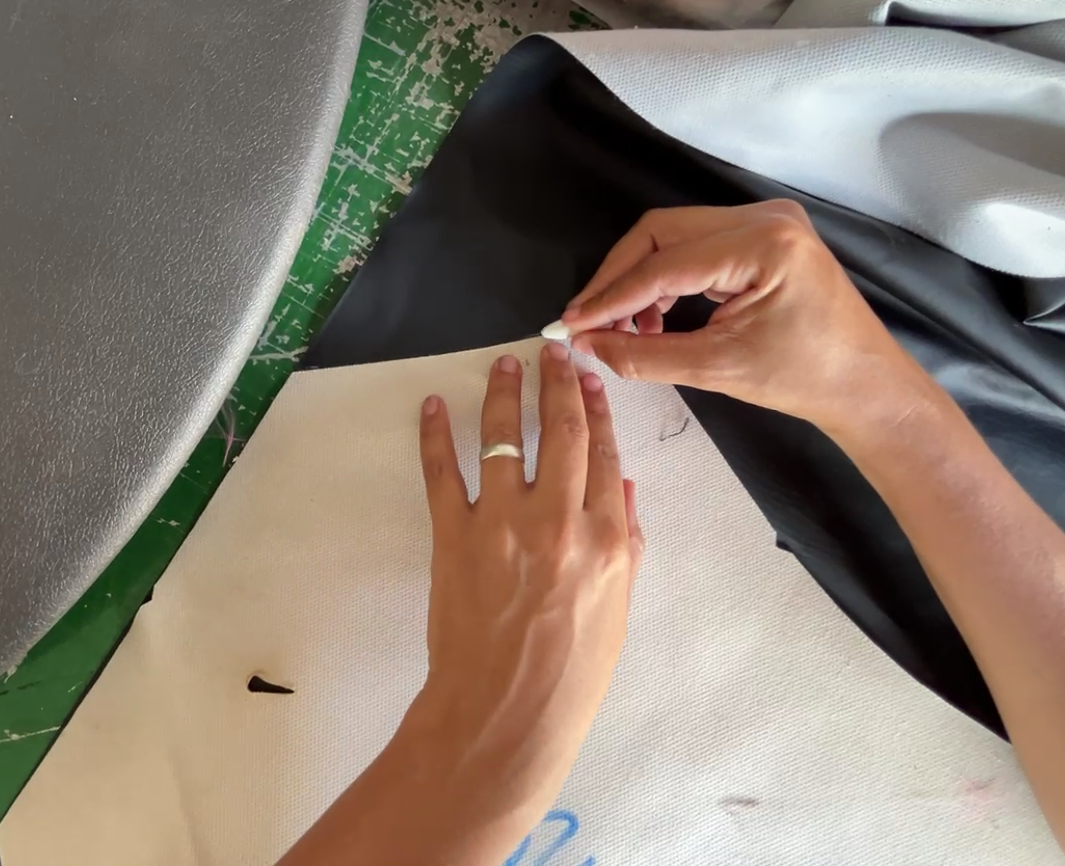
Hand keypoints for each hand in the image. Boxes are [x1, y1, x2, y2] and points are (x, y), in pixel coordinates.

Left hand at [409, 343, 642, 838]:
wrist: (505, 714)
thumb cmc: (571, 672)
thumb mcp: (619, 610)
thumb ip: (628, 543)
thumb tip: (623, 484)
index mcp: (607, 539)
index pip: (604, 454)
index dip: (598, 410)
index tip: (591, 380)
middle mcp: (558, 521)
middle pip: (562, 432)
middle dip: (559, 383)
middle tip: (554, 351)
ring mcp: (501, 524)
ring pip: (505, 438)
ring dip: (505, 394)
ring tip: (505, 364)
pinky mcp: (454, 535)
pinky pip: (443, 472)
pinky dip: (436, 434)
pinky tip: (436, 404)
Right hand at [558, 200, 935, 435]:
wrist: (864, 386)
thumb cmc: (802, 379)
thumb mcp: (714, 369)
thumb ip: (640, 354)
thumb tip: (584, 342)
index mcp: (762, 245)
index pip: (662, 263)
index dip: (609, 296)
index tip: (570, 323)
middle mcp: (762, 217)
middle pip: (659, 233)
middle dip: (617, 279)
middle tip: (587, 321)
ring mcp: (763, 221)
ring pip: (670, 237)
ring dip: (637, 279)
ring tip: (622, 326)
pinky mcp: (758, 234)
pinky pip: (691, 246)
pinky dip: (662, 279)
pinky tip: (652, 317)